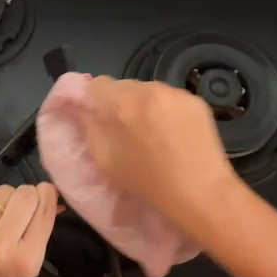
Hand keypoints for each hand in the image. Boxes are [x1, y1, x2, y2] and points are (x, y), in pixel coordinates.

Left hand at [0, 182, 57, 276]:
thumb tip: (53, 203)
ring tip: (2, 213)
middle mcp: (1, 244)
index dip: (48, 195)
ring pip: (2, 191)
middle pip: (25, 195)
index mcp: (24, 261)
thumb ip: (40, 238)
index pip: (43, 211)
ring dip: (7, 197)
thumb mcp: (26, 276)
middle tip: (24, 206)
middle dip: (29, 195)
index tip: (47, 193)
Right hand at [84, 76, 247, 230]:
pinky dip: (168, 112)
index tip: (99, 121)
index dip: (94, 101)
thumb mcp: (104, 159)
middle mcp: (146, 88)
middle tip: (126, 132)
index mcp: (119, 102)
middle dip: (121, 104)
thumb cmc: (146, 181)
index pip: (95, 84)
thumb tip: (76, 106)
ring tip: (154, 135)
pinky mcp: (195, 100)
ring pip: (149, 91)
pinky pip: (171, 99)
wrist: (200, 192)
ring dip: (145, 106)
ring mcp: (174, 92)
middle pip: (123, 86)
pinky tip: (175, 134)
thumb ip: (87, 126)